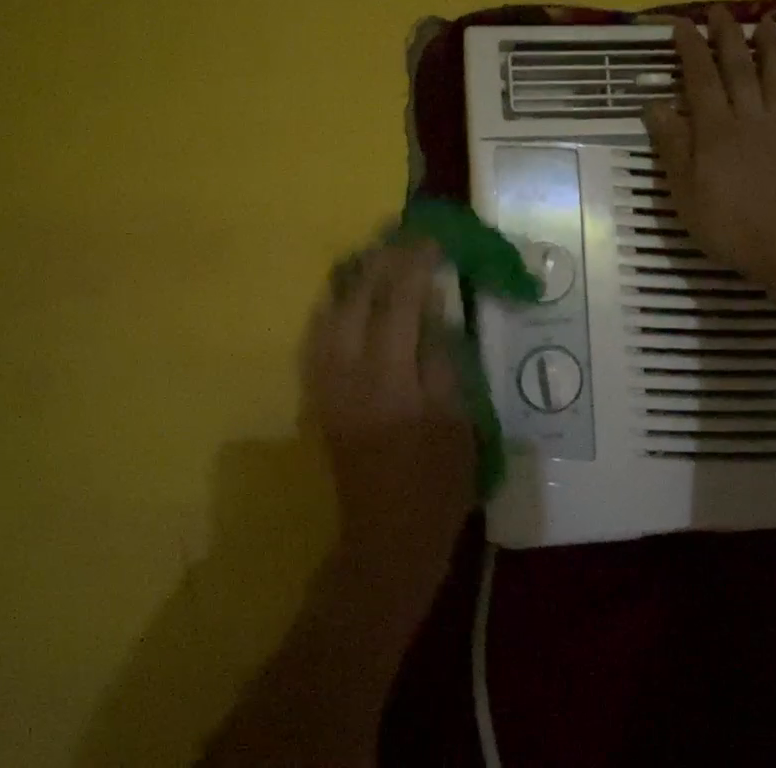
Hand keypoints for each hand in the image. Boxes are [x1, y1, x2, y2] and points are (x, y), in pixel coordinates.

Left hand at [302, 241, 473, 579]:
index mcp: (389, 379)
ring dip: (353, 281)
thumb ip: (441, 360)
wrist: (387, 537)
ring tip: (375, 258)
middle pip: (357, 301)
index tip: (430, 238)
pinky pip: (317, 338)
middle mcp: (348, 373)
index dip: (414, 265)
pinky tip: (346, 300)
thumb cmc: (437, 484)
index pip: (398, 303)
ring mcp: (326, 386)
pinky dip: (333, 309)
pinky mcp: (318, 399)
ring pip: (329, 315)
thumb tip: (432, 310)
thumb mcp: (458, 421)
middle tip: (403, 239)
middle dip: (380, 263)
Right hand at [643, 5, 775, 283]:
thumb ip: (672, 146)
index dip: (690, 48)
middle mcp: (749, 119)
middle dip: (728, 36)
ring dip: (771, 47)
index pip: (699, 78)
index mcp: (714, 130)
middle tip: (720, 10)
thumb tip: (654, 105)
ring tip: (767, 21)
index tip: (681, 23)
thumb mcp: (684, 192)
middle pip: (738, 69)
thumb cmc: (728, 225)